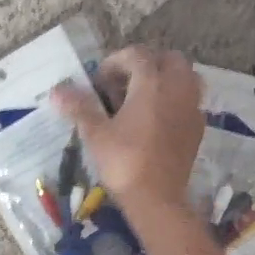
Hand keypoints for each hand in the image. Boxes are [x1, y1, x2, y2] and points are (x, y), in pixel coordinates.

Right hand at [51, 46, 204, 210]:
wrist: (157, 199)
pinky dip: (175, 99)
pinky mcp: (198, 128)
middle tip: (124, 83)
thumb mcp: (96, 134)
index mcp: (152, 83)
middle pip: (168, 60)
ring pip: (186, 77)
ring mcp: (192, 108)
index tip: (99, 81)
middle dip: (147, 64)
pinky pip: (190, 101)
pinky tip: (157, 118)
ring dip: (165, 79)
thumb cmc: (124, 162)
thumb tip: (56, 91)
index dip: (115, 62)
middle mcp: (177, 88)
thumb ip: (79, 107)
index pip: (136, 55)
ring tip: (143, 97)